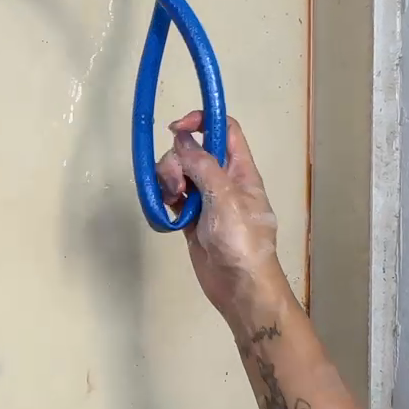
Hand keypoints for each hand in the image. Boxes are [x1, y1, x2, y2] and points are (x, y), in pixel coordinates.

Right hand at [156, 113, 289, 320]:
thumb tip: (182, 138)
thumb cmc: (242, 241)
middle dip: (176, 161)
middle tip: (176, 185)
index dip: (201, 121)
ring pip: (178, 173)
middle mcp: (223, 180)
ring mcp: (206, 199)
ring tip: (173, 202)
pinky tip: (169, 212)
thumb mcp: (225, 198)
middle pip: (192, 151)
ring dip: (168, 181)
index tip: (176, 128)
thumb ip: (203, 165)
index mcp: (240, 170)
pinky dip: (166, 199)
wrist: (239, 287)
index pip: (223, 130)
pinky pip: (172, 196)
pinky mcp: (191, 218)